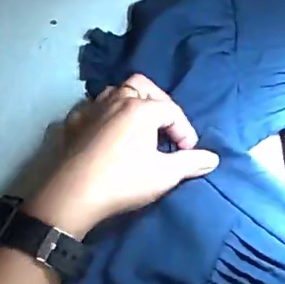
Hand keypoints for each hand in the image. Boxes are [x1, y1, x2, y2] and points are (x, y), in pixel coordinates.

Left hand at [26, 75, 219, 237]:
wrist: (73, 195)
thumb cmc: (124, 181)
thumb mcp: (165, 175)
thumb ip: (191, 163)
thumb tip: (213, 158)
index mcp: (140, 108)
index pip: (172, 111)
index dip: (185, 131)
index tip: (189, 153)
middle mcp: (114, 100)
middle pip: (142, 87)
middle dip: (159, 103)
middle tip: (166, 128)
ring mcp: (90, 110)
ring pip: (114, 94)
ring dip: (131, 106)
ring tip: (139, 130)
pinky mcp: (71, 125)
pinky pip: (92, 110)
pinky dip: (105, 116)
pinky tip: (107, 133)